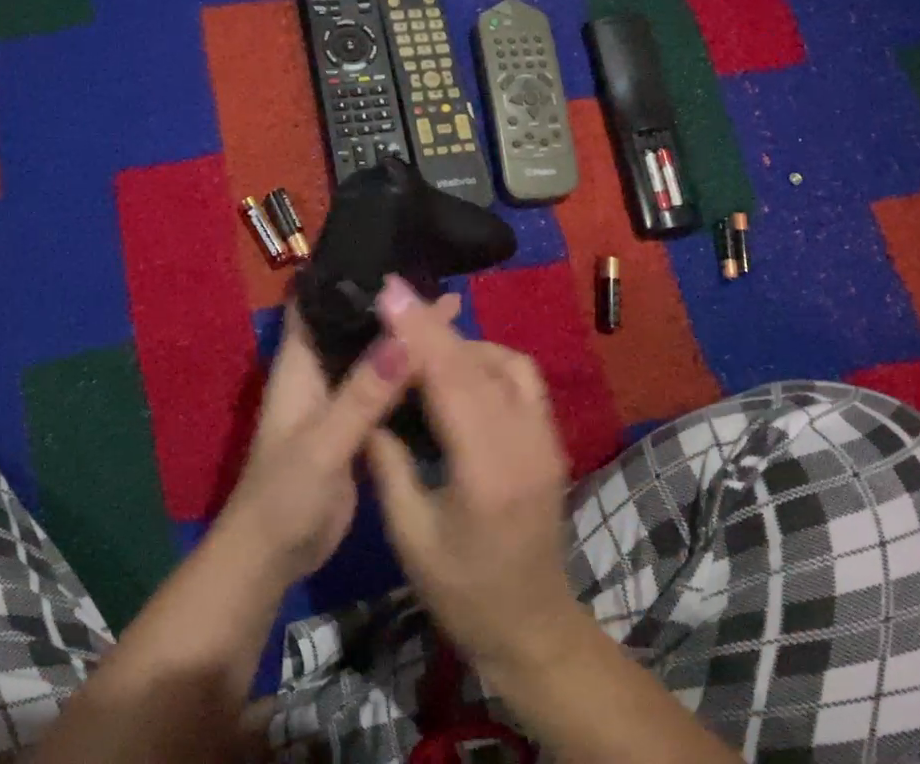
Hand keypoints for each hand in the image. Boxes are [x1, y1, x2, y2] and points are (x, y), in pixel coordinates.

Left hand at [216, 295, 460, 585]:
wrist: (275, 556)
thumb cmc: (285, 495)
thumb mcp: (324, 442)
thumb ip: (363, 393)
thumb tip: (406, 338)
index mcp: (299, 365)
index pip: (316, 303)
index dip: (347, 274)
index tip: (391, 247)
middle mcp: (318, 374)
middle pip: (353, 327)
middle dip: (389, 305)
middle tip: (440, 277)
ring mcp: (338, 402)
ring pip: (374, 359)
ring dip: (404, 339)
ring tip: (454, 311)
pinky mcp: (356, 429)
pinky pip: (385, 392)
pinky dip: (410, 377)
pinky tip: (445, 369)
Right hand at [363, 276, 582, 675]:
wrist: (531, 629)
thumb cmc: (462, 593)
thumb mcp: (410, 535)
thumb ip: (388, 463)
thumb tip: (367, 407)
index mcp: (488, 474)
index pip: (452, 383)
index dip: (418, 332)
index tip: (389, 291)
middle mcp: (527, 447)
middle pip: (481, 364)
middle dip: (434, 325)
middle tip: (393, 296)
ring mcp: (547, 442)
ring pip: (509, 364)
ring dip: (464, 344)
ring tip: (419, 341)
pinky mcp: (552, 443)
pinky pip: (523, 381)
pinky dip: (488, 361)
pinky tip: (457, 370)